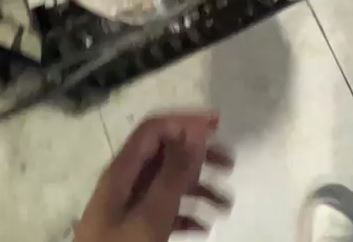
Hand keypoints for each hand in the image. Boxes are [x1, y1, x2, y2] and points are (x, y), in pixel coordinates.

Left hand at [77, 113, 233, 241]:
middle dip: (198, 155)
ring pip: (167, 184)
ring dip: (198, 189)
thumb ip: (172, 174)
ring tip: (226, 205)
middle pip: (164, 154)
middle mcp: (124, 182)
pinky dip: (185, 214)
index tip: (218, 127)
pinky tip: (203, 228)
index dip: (185, 121)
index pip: (155, 128)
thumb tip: (195, 133)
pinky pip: (163, 211)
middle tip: (230, 164)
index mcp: (122, 170)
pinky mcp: (132, 231)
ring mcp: (127, 208)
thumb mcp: (149, 216)